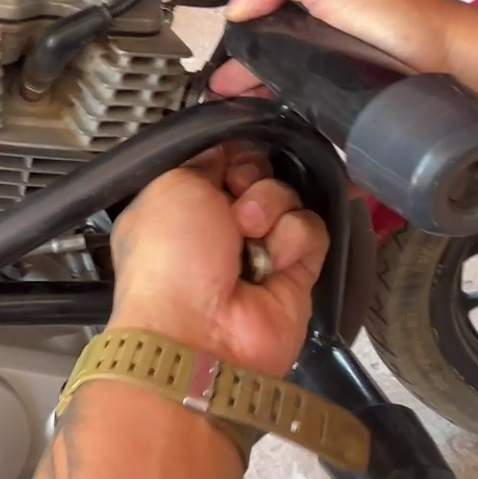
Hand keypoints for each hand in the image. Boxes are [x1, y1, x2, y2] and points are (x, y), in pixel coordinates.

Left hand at [108, 145, 328, 376]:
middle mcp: (216, 227)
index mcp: (178, 205)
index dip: (231, 151)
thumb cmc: (167, 259)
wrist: (196, 330)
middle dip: (252, 177)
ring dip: (270, 208)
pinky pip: (310, 231)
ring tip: (248, 232)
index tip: (231, 153)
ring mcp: (256, 250)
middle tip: (236, 196)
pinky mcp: (294, 273)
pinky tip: (272, 260)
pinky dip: (293, 240)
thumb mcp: (169, 186)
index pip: (220, 161)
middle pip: (259, 174)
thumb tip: (226, 148)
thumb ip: (201, 160)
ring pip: (287, 199)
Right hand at [210, 0, 477, 98]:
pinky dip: (277, 115)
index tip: (218, 61)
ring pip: (273, 82)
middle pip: (259, 53)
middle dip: (236, 73)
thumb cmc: (391, 15)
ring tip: (235, 118)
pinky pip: (295, 107)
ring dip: (252, 98)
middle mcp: (316, 31)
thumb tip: (235, 10)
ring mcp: (326, 68)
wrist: (446, 66)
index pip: (256, 11)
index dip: (235, 32)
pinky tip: (264, 128)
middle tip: (219, 98)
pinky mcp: (337, 101)